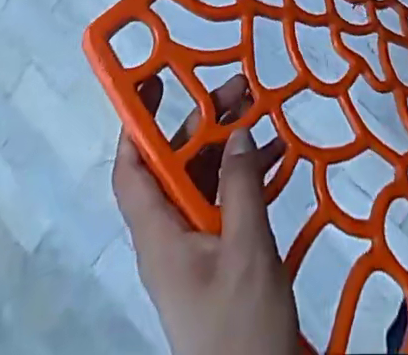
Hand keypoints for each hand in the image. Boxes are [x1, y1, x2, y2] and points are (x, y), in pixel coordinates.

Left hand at [111, 74, 296, 354]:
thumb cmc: (240, 325)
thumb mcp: (246, 251)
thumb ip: (241, 187)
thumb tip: (237, 131)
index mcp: (158, 233)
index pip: (131, 168)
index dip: (135, 123)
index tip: (154, 82)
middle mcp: (170, 235)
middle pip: (176, 166)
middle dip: (203, 124)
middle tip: (237, 89)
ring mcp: (195, 248)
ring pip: (204, 182)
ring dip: (231, 149)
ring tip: (261, 112)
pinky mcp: (220, 261)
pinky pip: (227, 206)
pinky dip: (248, 180)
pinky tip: (276, 160)